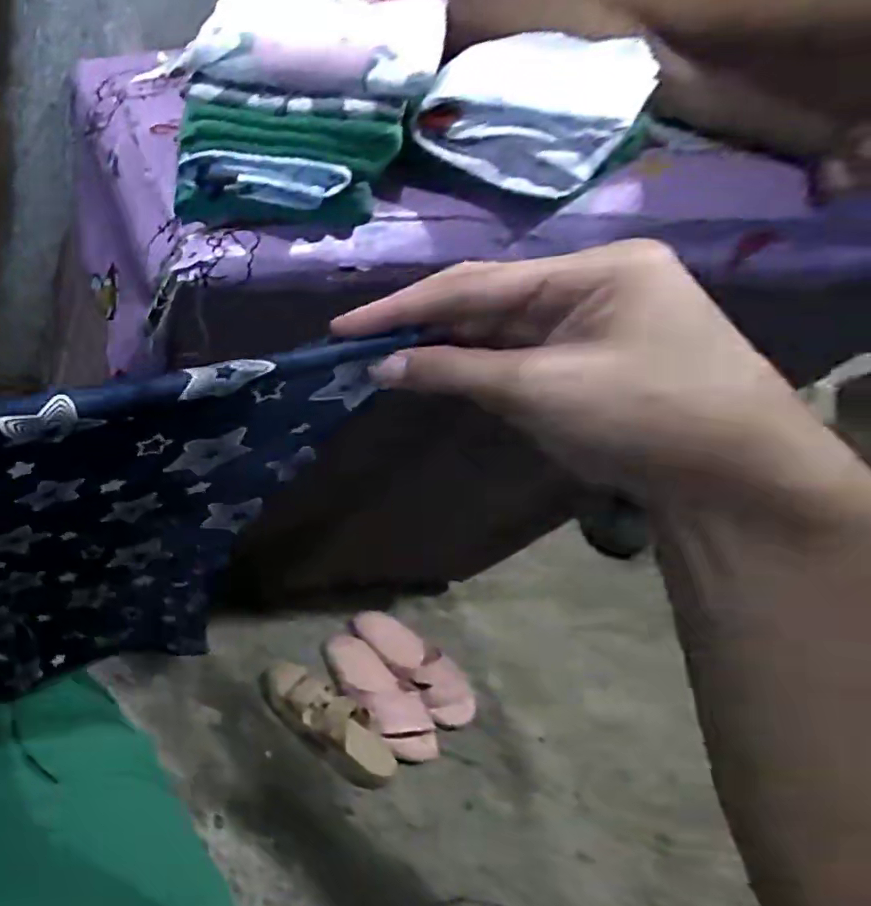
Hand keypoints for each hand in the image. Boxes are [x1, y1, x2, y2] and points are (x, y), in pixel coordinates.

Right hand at [333, 240, 824, 509]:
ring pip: (483, 324)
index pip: (474, 284)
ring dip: (429, 341)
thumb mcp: (537, 388)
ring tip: (370, 354)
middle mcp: (584, 284)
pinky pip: (496, 350)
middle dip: (411, 319)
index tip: (341, 326)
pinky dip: (454, 361)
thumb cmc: (642, 413)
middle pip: (477, 297)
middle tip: (348, 339)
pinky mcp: (567, 355)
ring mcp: (577, 320)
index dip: (401, 306)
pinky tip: (416, 367)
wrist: (725, 470)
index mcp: (594, 272)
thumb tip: (379, 366)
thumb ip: (452, 370)